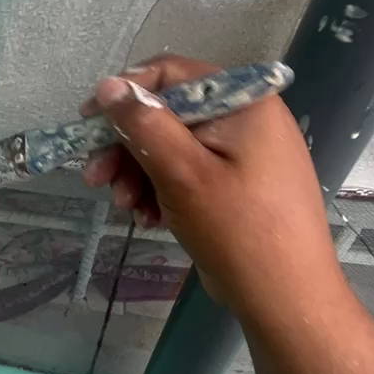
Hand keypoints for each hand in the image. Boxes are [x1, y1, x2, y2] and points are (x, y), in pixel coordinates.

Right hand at [78, 54, 340, 314]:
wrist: (285, 299)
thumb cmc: (237, 229)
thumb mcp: (180, 172)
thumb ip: (143, 124)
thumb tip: (109, 85)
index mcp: (244, 103)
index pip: (171, 74)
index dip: (124, 94)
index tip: (88, 123)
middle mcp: (245, 118)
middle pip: (166, 114)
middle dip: (125, 146)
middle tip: (95, 178)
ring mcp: (242, 151)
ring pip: (169, 145)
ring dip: (136, 172)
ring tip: (124, 205)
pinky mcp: (235, 181)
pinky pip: (184, 169)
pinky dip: (158, 188)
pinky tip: (148, 216)